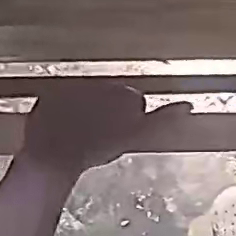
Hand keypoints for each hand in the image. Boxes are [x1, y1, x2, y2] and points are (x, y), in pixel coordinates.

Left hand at [17, 82, 191, 174]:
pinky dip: (64, 111)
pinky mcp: (47, 95)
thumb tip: (188, 106)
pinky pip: (61, 100)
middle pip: (110, 95)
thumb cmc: (99, 146)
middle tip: (105, 133)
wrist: (55, 153)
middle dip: (109, 110)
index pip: (133, 99)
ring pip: (86, 97)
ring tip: (84, 133)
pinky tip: (65, 128)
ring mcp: (70, 87)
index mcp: (121, 91)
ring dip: (87, 109)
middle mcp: (97, 82)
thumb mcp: (138, 135)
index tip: (122, 133)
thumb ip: (164, 119)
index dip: (130, 118)